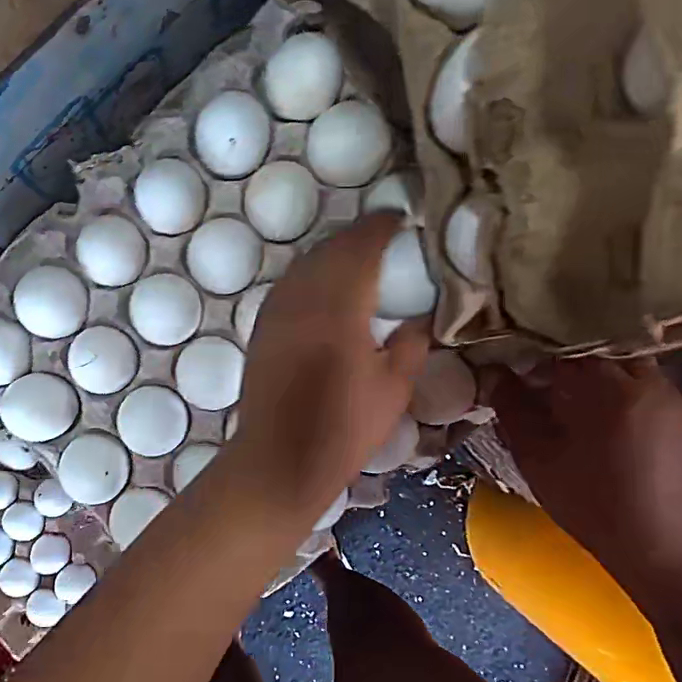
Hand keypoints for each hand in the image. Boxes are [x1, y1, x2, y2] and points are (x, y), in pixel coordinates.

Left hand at [227, 215, 429, 518]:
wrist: (279, 460)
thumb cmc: (342, 429)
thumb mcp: (393, 389)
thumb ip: (411, 344)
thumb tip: (420, 319)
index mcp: (339, 305)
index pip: (362, 245)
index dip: (383, 227)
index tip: (402, 221)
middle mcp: (301, 296)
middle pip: (330, 248)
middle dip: (358, 239)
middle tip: (386, 243)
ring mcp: (275, 311)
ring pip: (305, 264)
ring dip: (332, 256)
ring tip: (359, 266)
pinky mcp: (261, 329)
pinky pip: (289, 286)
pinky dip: (311, 278)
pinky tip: (327, 295)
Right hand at [489, 358, 681, 575]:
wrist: (669, 549)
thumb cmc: (595, 507)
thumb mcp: (540, 461)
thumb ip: (513, 412)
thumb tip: (493, 374)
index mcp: (610, 386)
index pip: (563, 347)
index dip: (533, 355)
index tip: (512, 372)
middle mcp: (647, 380)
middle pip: (597, 351)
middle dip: (564, 364)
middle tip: (536, 387)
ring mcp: (671, 396)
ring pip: (621, 367)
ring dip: (592, 378)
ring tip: (565, 405)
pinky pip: (641, 387)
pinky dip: (614, 393)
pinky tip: (597, 423)